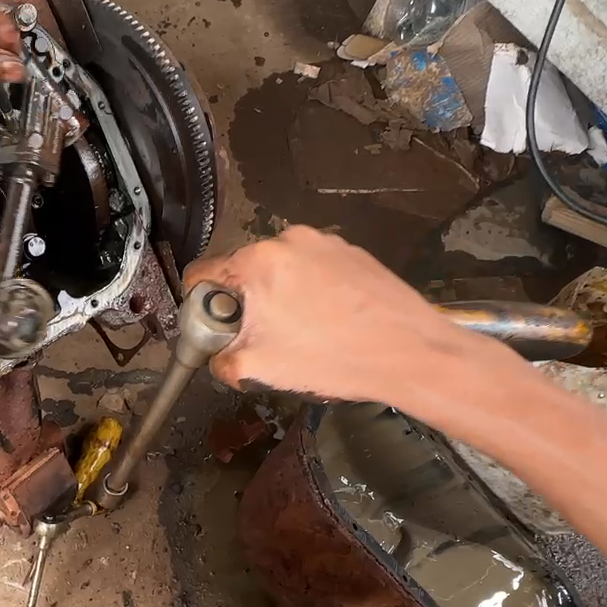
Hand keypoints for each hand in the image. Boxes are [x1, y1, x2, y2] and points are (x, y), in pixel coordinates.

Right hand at [182, 227, 489, 406]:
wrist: (411, 353)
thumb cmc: (331, 359)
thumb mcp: (258, 367)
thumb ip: (219, 357)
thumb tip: (214, 352)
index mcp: (257, 262)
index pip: (201, 272)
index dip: (196, 303)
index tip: (210, 327)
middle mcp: (287, 239)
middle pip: (241, 270)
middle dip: (242, 301)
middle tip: (259, 336)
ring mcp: (323, 241)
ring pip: (277, 269)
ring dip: (275, 295)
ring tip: (297, 330)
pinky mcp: (351, 251)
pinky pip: (310, 268)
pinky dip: (306, 290)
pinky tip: (326, 320)